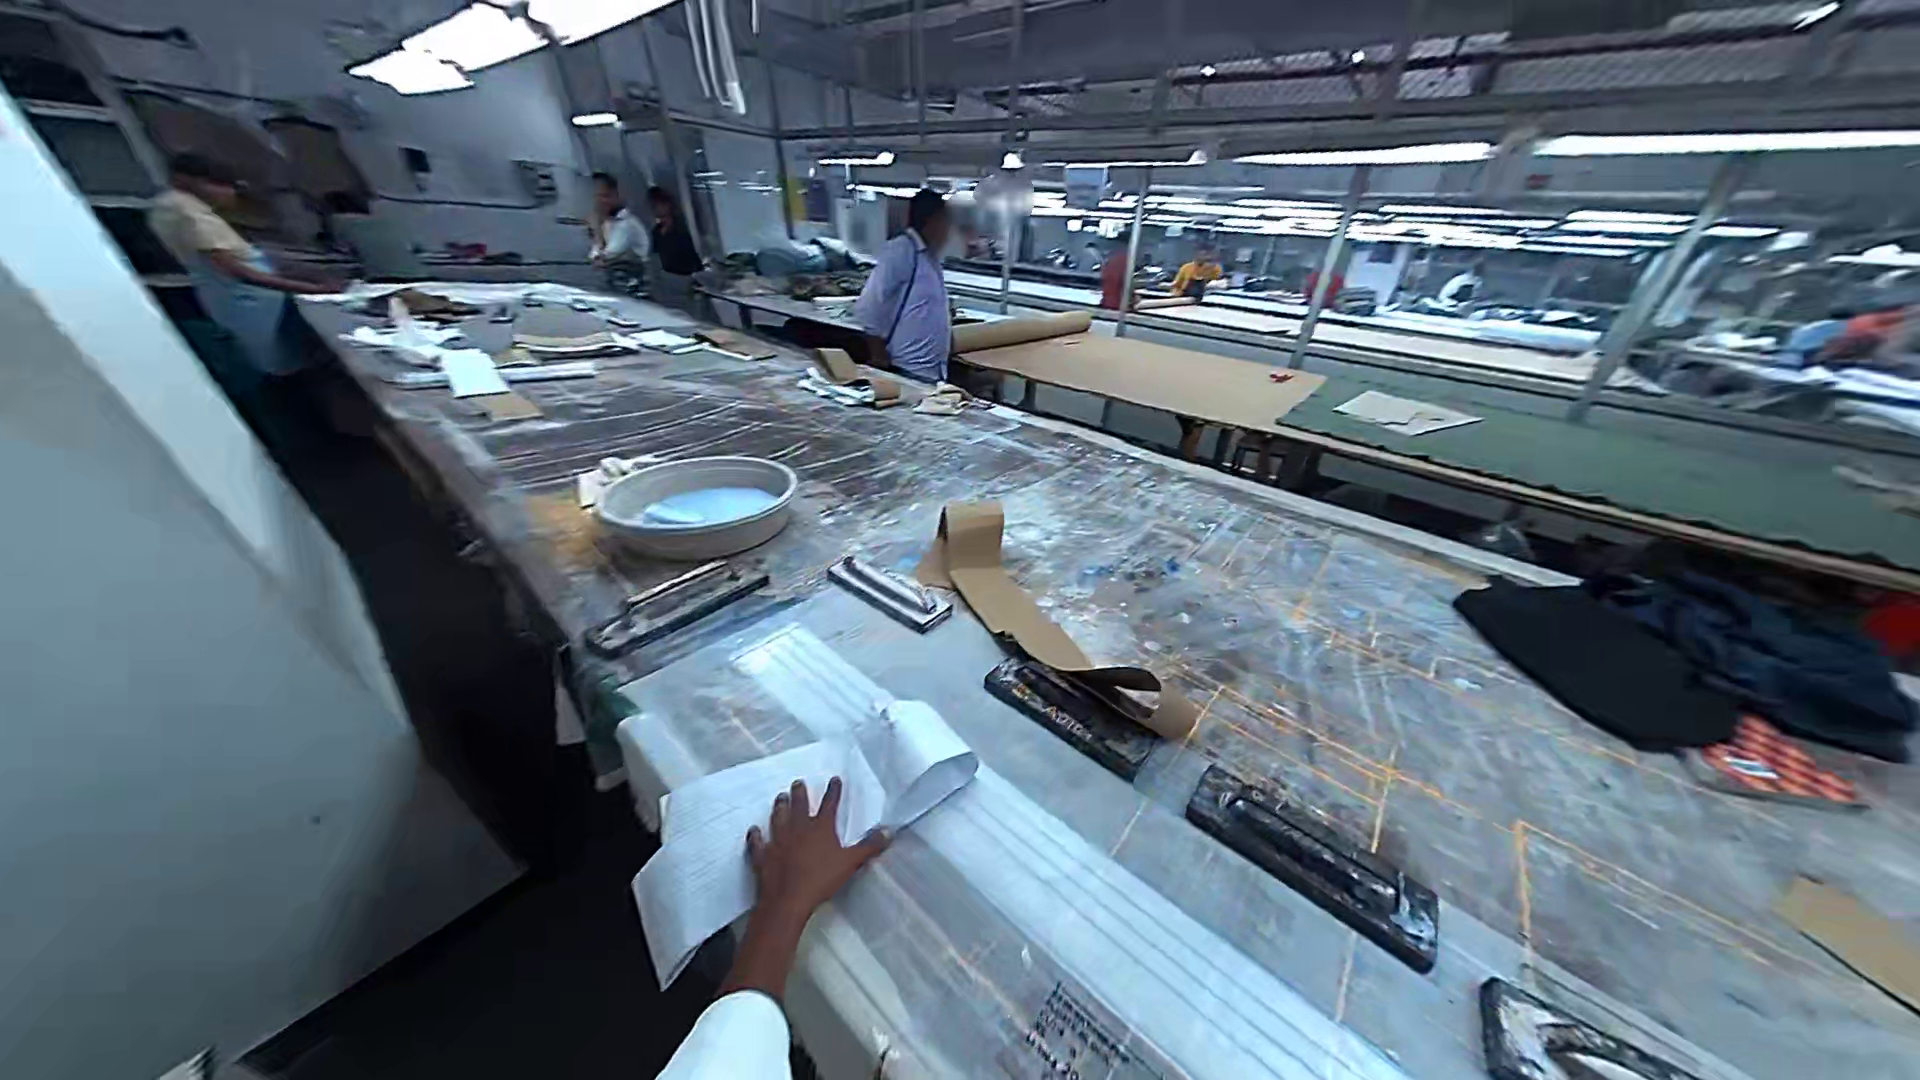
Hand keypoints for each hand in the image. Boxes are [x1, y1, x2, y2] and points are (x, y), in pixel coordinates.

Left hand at [717, 777, 888, 1000]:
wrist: (787, 900)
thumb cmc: (821, 880)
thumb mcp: (851, 863)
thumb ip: (869, 847)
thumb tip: (889, 832)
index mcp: (821, 827)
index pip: (829, 803)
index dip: (833, 791)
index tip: (834, 779)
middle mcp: (798, 828)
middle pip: (799, 805)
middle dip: (800, 793)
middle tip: (798, 782)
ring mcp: (778, 840)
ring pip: (778, 818)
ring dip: (779, 807)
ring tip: (780, 797)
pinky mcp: (763, 856)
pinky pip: (758, 843)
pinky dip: (755, 836)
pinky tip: (753, 830)